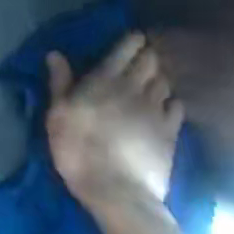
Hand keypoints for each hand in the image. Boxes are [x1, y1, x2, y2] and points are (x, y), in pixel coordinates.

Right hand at [45, 32, 184, 213]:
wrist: (117, 193)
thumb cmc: (79, 150)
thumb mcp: (58, 116)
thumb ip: (60, 83)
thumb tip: (55, 53)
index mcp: (105, 78)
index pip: (126, 47)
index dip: (132, 40)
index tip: (133, 40)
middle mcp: (134, 86)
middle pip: (150, 59)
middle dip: (147, 56)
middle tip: (141, 62)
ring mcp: (155, 109)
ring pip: (164, 80)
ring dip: (159, 79)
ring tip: (153, 86)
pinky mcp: (170, 132)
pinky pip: (177, 106)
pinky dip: (172, 103)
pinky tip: (166, 110)